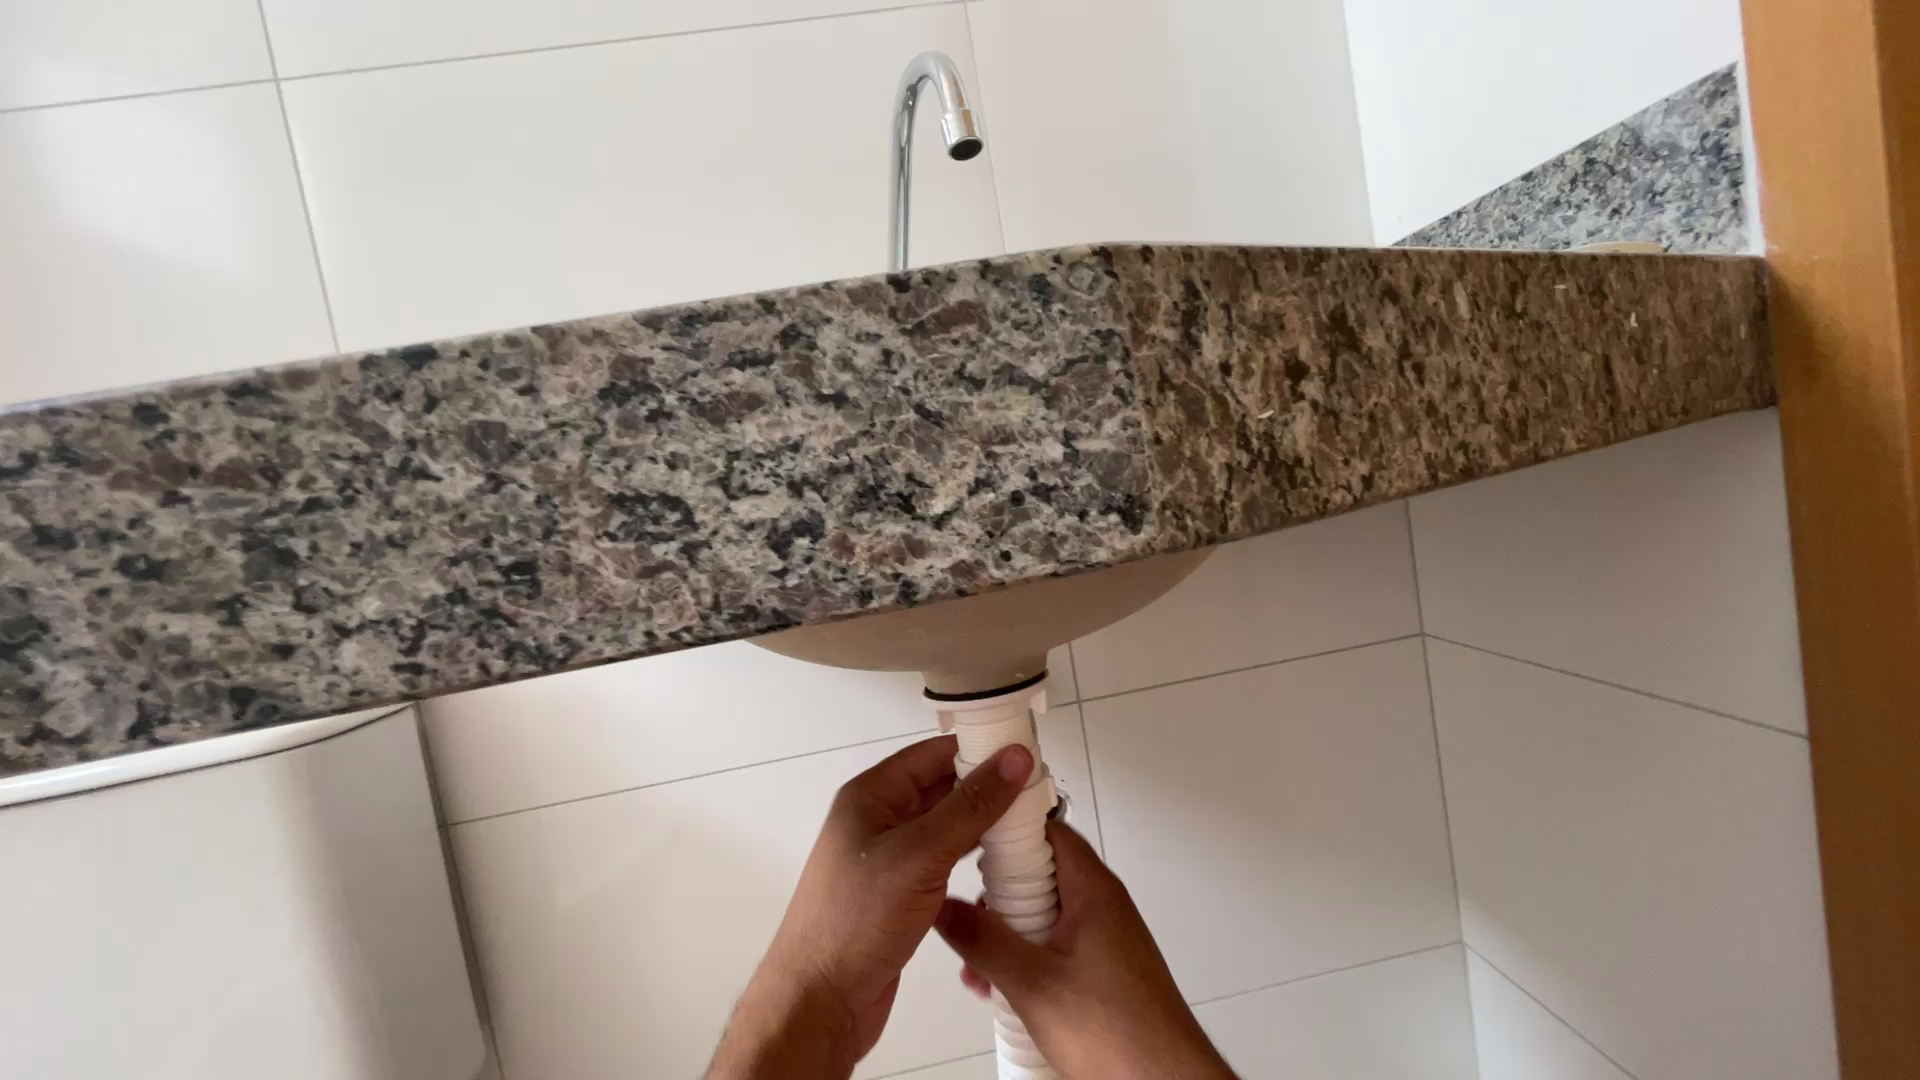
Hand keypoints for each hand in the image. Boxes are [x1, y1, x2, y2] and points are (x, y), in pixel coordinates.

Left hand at [708, 735, 1034, 1078]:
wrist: (819, 1003)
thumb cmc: (860, 918)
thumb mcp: (920, 854)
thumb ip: (970, 806)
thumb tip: (1015, 757)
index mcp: (871, 796)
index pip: (932, 754)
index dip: (977, 748)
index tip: (1025, 754)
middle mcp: (878, 819)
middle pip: (939, 787)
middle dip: (985, 786)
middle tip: (1037, 791)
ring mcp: (888, 858)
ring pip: (943, 825)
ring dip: (981, 822)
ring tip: (1029, 822)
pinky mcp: (899, 892)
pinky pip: (941, 858)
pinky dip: (970, 854)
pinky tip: (1001, 861)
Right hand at [935, 821, 1237, 1079]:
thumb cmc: (1123, 1035)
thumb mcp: (1032, 983)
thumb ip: (983, 940)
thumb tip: (946, 909)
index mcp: (1091, 889)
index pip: (1046, 828)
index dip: (1008, 828)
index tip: (973, 839)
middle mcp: (1100, 903)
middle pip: (1038, 870)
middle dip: (997, 892)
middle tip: (971, 910)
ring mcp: (1101, 933)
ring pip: (1041, 909)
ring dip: (1006, 929)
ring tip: (980, 961)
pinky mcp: (1099, 963)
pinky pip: (1053, 939)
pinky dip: (1024, 952)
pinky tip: (1002, 983)